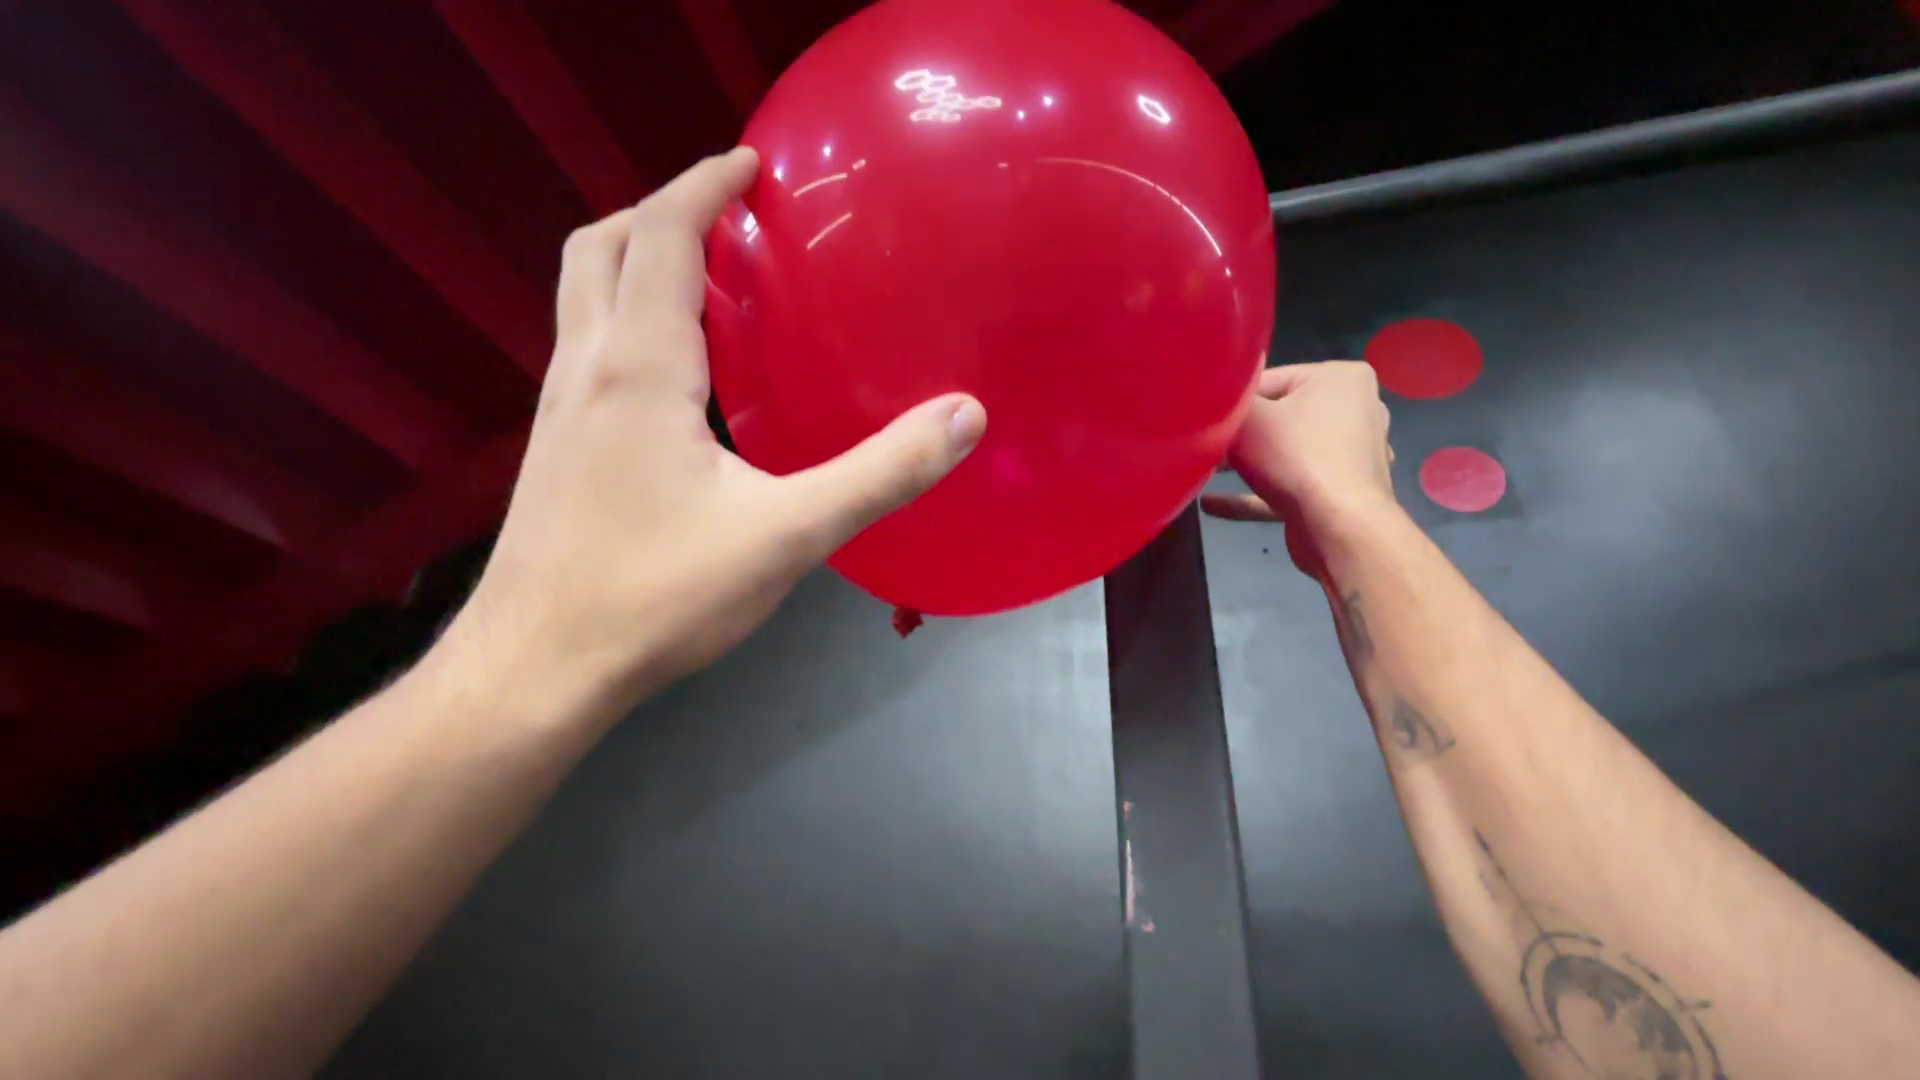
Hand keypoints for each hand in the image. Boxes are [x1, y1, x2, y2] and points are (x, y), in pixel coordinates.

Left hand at [452, 148, 986, 710]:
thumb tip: (964, 417)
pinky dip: (629, 323)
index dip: (703, 183)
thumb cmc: (657, 596)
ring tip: (713, 285)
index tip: (751, 163)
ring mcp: (558, 411)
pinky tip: (682, 380)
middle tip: (731, 219)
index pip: (661, 234)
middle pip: (601, 247)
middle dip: (662, 211)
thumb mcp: (786, 536)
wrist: (537, 669)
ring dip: (639, 264)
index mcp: (638, 368)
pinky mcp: (556, 451)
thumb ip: (878, 475)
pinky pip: (588, 350)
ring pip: (584, 298)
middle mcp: (584, 370)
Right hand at [1201, 362, 1395, 570]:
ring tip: (1202, 474)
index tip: (1205, 421)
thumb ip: (1227, 399)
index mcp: (1341, 378)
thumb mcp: (1248, 417)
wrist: (1339, 528)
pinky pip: (1289, 484)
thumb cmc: (1296, 458)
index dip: (1233, 403)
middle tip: (1202, 449)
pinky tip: (1212, 504)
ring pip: (1284, 453)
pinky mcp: (1339, 492)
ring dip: (1243, 466)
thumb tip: (1209, 396)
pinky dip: (1254, 492)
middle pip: (1279, 417)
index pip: (1269, 381)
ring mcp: (1349, 454)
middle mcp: (1354, 409)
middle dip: (1239, 435)